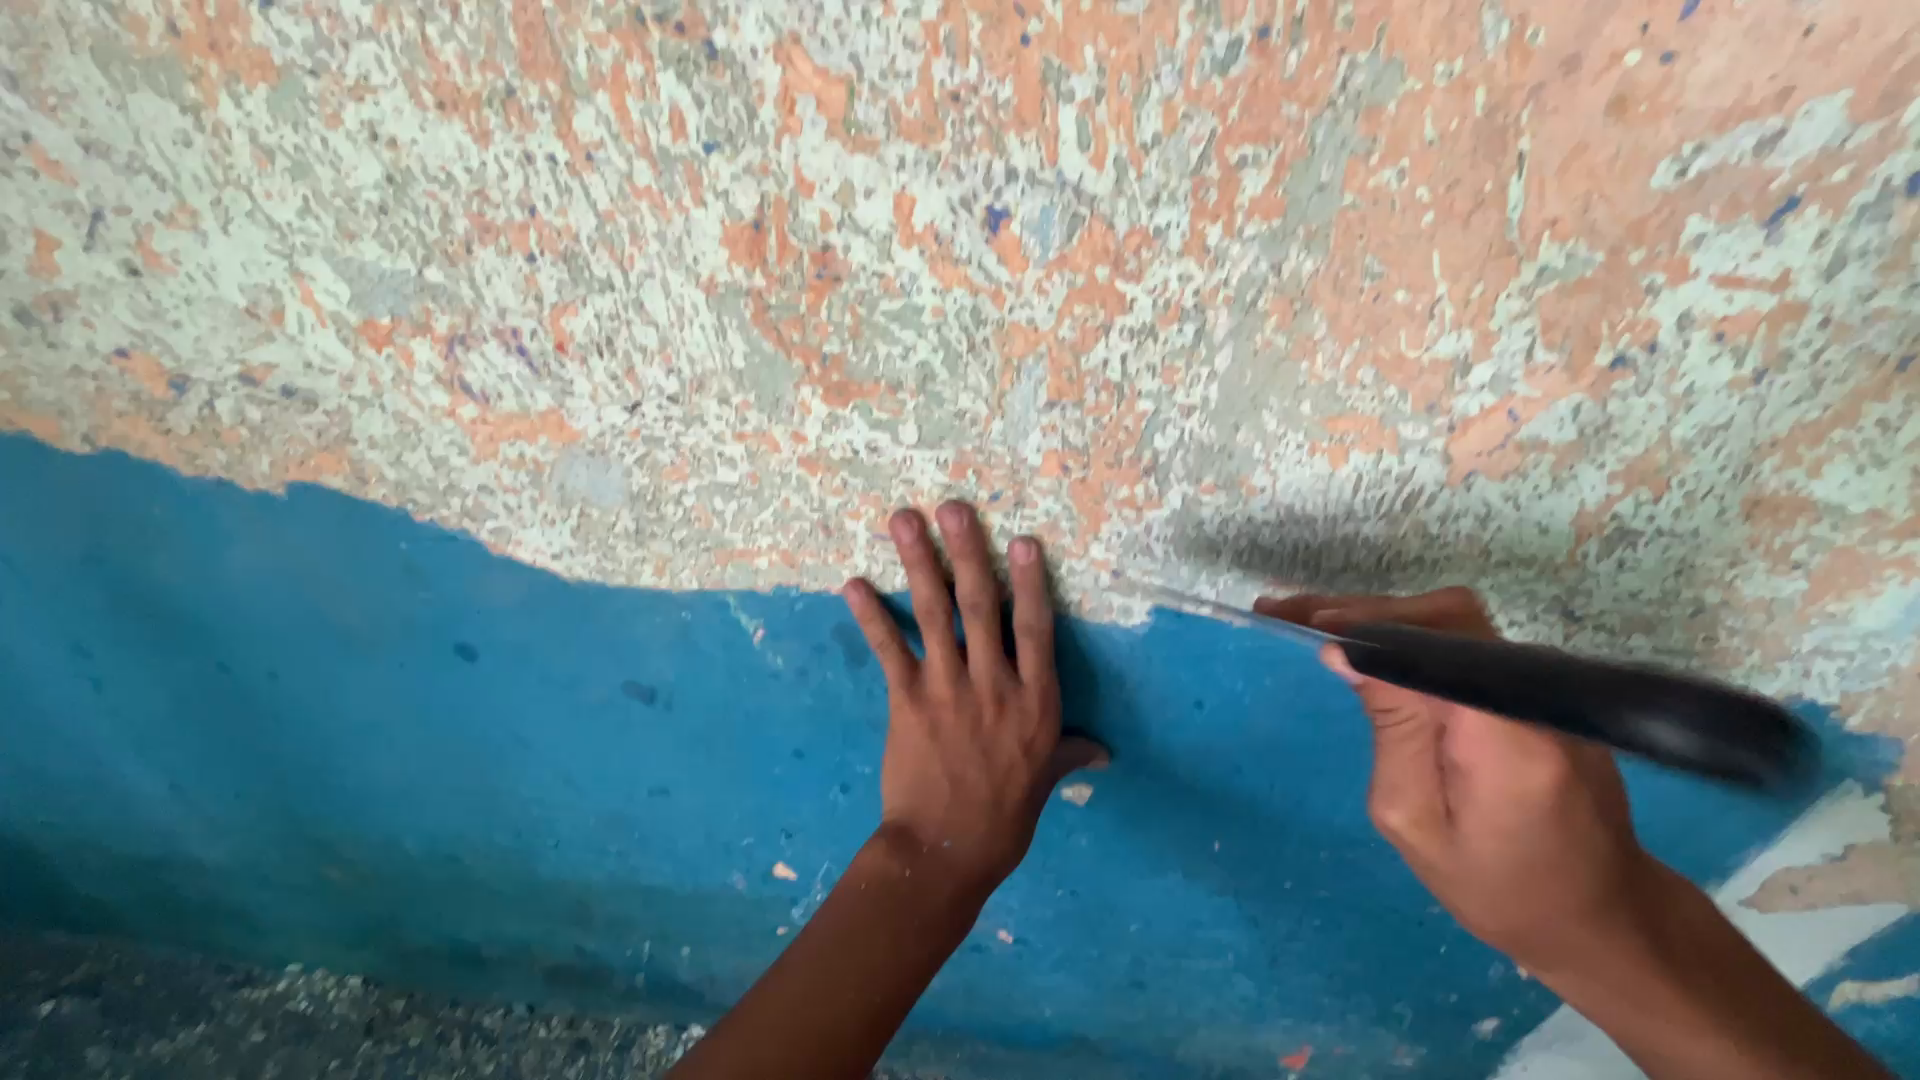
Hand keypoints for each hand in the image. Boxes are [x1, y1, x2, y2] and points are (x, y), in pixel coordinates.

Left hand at [842, 502, 1106, 902]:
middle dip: (966, 551)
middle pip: (982, 605)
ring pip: (935, 613)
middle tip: (952, 507)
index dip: (1030, 582)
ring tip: (904, 521)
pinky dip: (871, 615)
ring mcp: (948, 689)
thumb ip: (1071, 754)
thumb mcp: (1045, 781)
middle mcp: (994, 684)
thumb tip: (1105, 753)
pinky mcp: (907, 701)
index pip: (1036, 629)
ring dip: (918, 563)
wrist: (946, 852)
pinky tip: (854, 584)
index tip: (1022, 540)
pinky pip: (889, 649)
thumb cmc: (1004, 818)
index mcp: (1035, 701)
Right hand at [1255, 587, 1660, 976]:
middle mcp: (1537, 692)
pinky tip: (1364, 645)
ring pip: (1454, 622)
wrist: (1599, 913)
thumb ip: (1390, 729)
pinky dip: (1409, 636)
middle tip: (1286, 612)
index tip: (1302, 624)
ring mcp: (1549, 687)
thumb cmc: (1496, 886)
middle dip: (1359, 612)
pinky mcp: (1543, 692)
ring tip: (1312, 622)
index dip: (1365, 624)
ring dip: (1379, 619)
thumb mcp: (1414, 820)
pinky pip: (1467, 644)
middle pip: (1444, 616)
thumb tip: (1344, 653)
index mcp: (1506, 733)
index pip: (1434, 645)